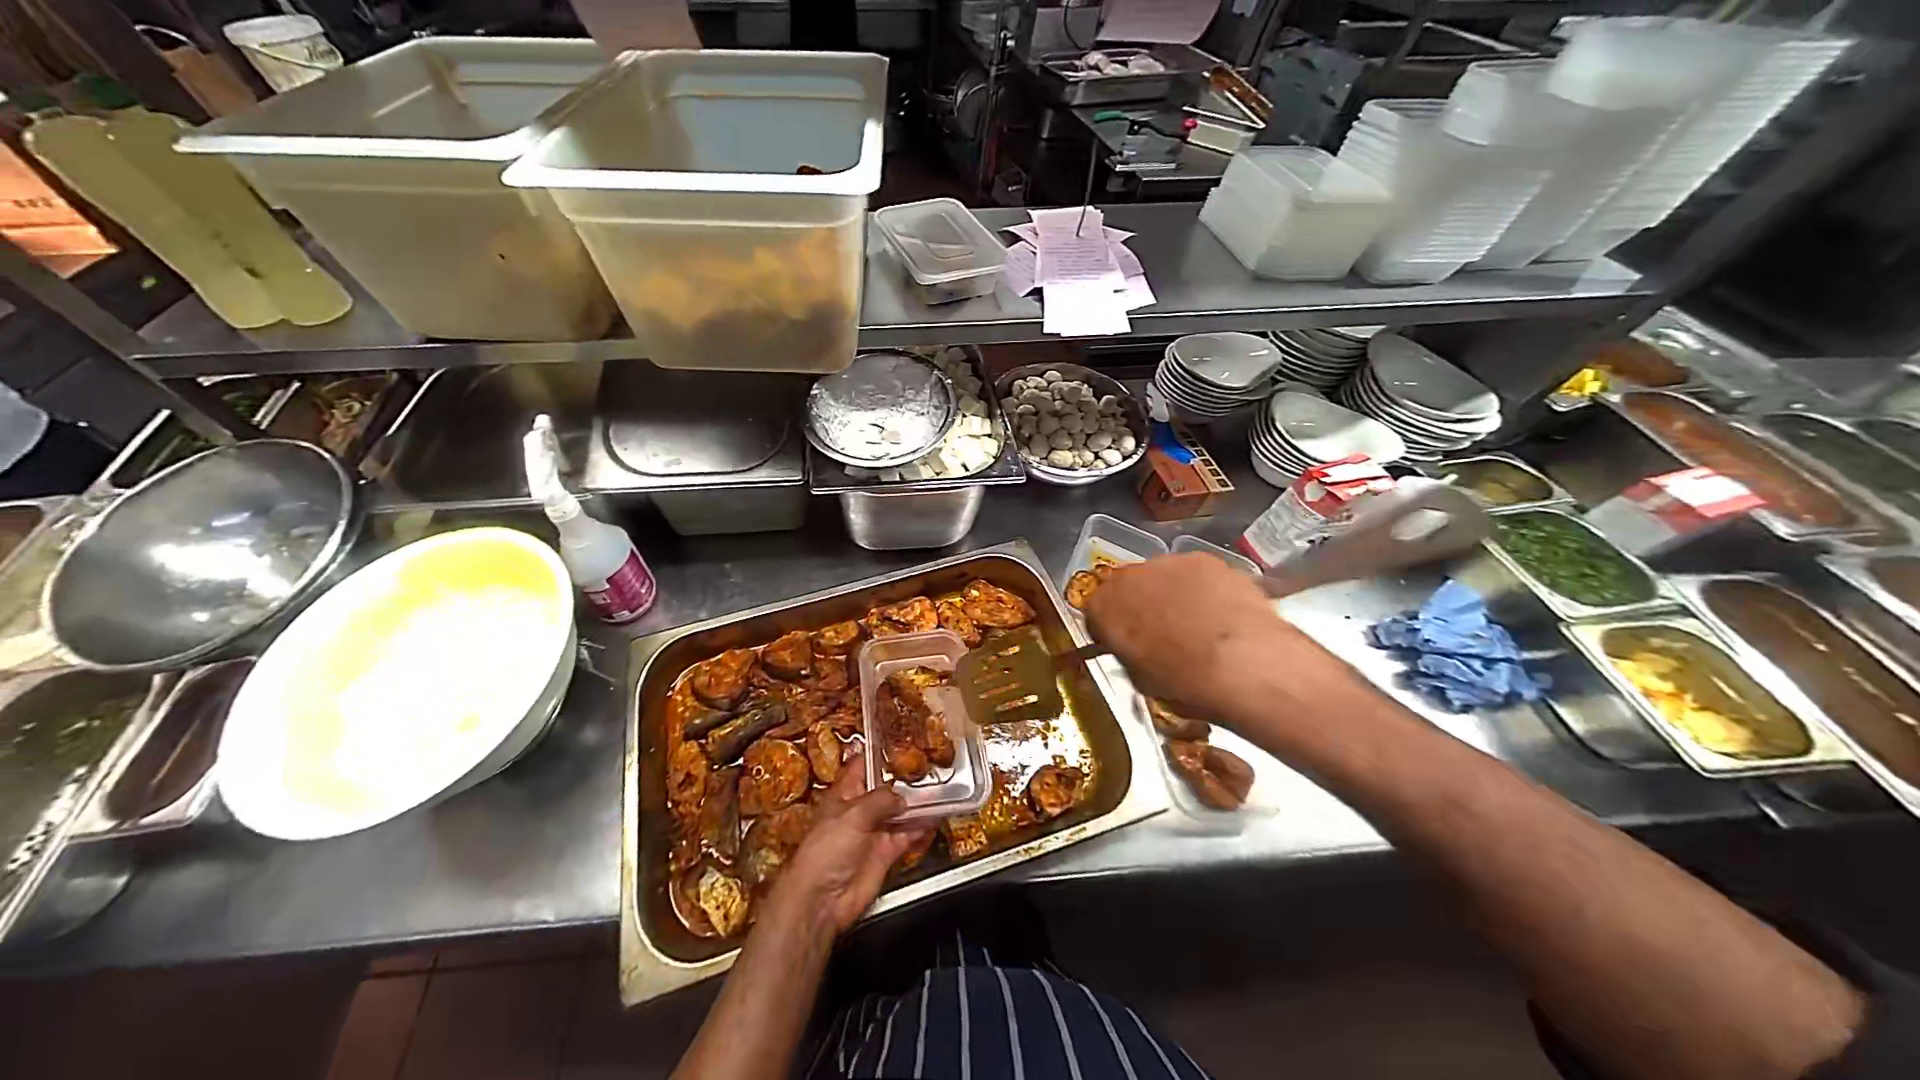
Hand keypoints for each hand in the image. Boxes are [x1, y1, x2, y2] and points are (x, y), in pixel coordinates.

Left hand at [762, 751, 935, 939]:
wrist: (822, 899)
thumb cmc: (827, 849)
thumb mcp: (853, 815)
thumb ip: (881, 800)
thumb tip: (902, 796)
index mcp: (845, 794)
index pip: (863, 766)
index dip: (880, 753)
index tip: (902, 739)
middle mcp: (860, 810)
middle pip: (887, 789)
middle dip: (906, 779)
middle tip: (933, 765)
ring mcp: (874, 832)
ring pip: (901, 812)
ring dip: (919, 803)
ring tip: (943, 788)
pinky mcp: (886, 853)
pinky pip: (907, 836)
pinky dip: (922, 828)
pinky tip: (938, 817)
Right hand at [1085, 553, 1359, 722]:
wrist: (1243, 663)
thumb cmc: (1186, 682)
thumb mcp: (1143, 680)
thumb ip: (1130, 656)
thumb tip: (1139, 654)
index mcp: (1104, 607)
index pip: (1095, 611)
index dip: (1110, 628)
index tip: (1123, 644)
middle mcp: (1129, 576)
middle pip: (1129, 587)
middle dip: (1141, 605)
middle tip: (1162, 634)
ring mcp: (1170, 562)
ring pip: (1163, 576)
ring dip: (1172, 594)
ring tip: (1196, 623)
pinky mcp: (1207, 559)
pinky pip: (1196, 573)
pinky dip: (1203, 589)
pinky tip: (1220, 613)